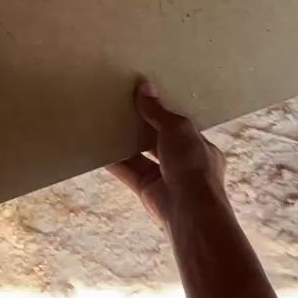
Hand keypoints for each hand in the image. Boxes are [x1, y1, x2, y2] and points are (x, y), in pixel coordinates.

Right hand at [106, 78, 227, 229]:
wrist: (189, 210)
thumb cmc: (192, 165)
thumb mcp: (177, 129)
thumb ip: (157, 111)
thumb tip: (144, 87)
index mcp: (200, 147)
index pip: (180, 126)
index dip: (163, 112)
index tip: (144, 97)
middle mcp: (183, 162)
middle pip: (157, 139)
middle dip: (140, 126)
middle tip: (120, 107)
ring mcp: (164, 177)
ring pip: (140, 155)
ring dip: (124, 142)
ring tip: (104, 123)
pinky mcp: (146, 189)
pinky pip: (126, 171)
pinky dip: (113, 161)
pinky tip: (97, 148)